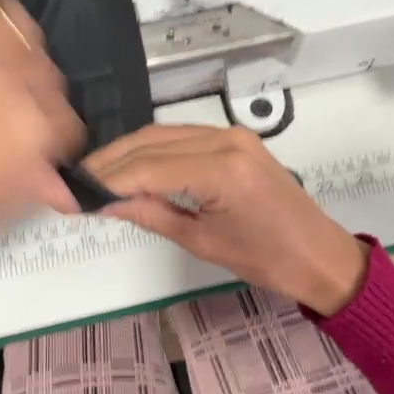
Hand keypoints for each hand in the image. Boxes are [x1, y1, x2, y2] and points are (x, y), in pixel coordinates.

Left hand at [0, 0, 85, 393]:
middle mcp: (5, 83)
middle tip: (8, 102)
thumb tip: (56, 176)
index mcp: (31, 132)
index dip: (53, 128)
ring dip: (12, 31)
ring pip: (9, 17)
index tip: (40, 137)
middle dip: (34, 84)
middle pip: (42, 64)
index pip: (65, 116)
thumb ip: (30, 184)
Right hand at [84, 125, 369, 314]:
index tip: (75, 193)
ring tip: (97, 175)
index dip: (107, 179)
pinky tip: (133, 167)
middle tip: (77, 182)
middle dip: (111, 161)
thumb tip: (106, 203)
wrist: (319, 254)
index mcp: (221, 170)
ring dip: (129, 152)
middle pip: (152, 141)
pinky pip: (184, 137)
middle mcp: (226, 140)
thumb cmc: (266, 259)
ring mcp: (233, 135)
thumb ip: (152, 214)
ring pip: (165, 134)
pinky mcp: (237, 139)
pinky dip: (154, 150)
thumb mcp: (203, 242)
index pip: (147, 166)